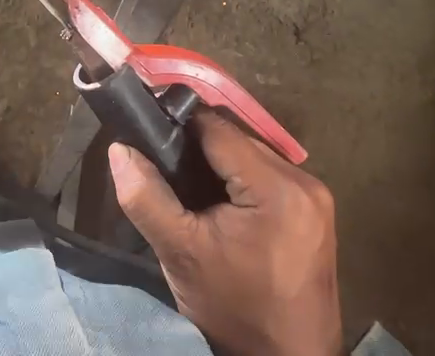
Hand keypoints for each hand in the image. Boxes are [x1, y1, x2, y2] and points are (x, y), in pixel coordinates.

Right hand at [109, 111, 340, 355]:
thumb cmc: (235, 308)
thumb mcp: (179, 253)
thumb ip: (146, 197)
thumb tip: (118, 149)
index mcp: (278, 188)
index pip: (216, 127)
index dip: (177, 126)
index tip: (146, 136)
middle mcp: (305, 182)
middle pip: (235, 138)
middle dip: (196, 147)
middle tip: (164, 169)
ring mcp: (316, 197)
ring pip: (250, 153)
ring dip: (216, 161)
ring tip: (186, 188)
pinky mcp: (315, 212)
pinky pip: (266, 173)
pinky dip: (237, 177)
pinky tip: (215, 202)